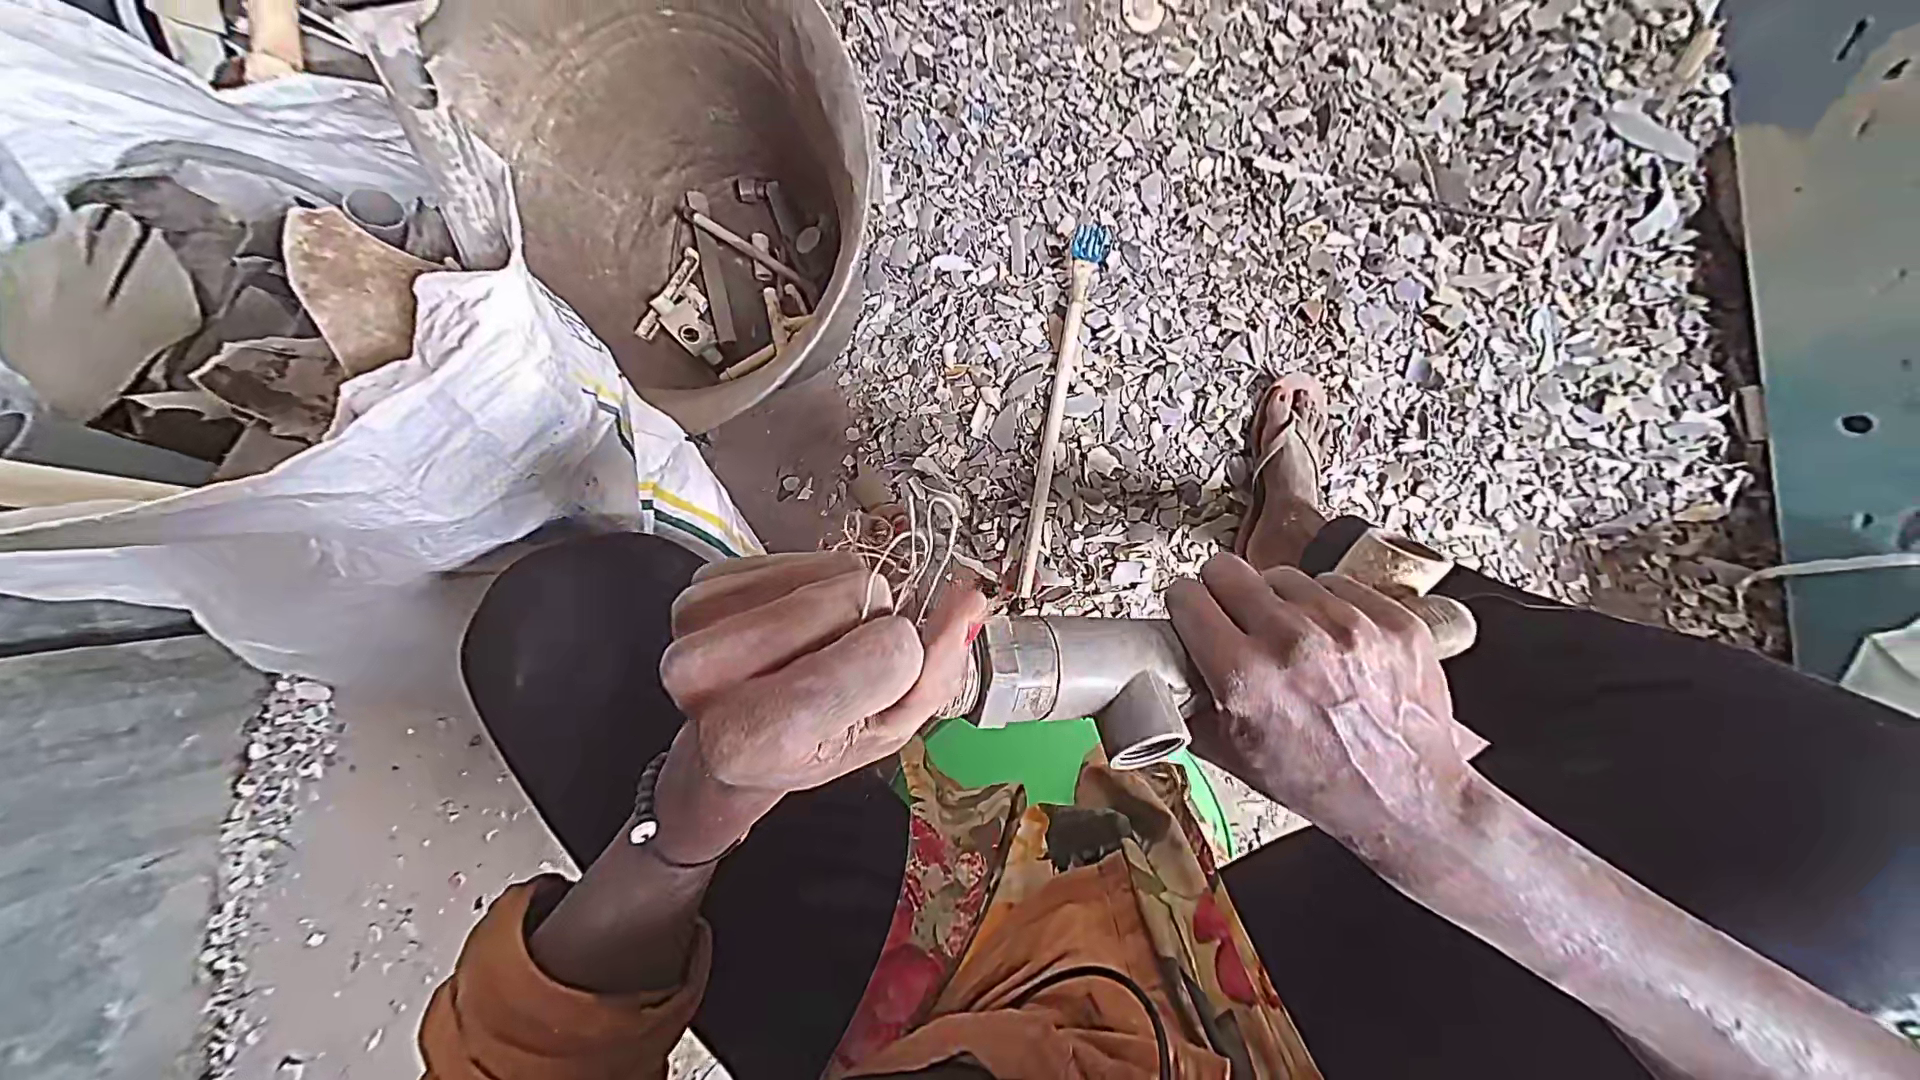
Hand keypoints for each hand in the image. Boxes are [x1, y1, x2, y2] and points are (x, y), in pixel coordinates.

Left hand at [660, 550, 986, 802]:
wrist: (732, 737)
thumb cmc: (809, 743)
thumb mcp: (886, 731)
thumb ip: (937, 668)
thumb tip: (969, 597)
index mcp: (755, 736)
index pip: (881, 652)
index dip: (901, 657)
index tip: (882, 676)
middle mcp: (708, 674)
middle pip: (855, 594)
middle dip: (871, 621)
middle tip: (845, 659)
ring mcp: (698, 622)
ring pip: (835, 570)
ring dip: (846, 601)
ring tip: (820, 643)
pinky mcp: (703, 583)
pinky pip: (805, 556)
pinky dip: (819, 583)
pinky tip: (798, 622)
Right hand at [1167, 553, 1480, 860]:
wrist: (1410, 798)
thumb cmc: (1319, 780)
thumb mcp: (1230, 753)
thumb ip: (1184, 703)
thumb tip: (1154, 670)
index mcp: (1244, 677)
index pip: (1188, 596)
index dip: (1183, 604)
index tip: (1189, 610)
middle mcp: (1293, 643)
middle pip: (1226, 568)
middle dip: (1219, 589)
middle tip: (1230, 614)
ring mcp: (1347, 627)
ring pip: (1280, 574)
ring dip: (1274, 599)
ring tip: (1287, 634)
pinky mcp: (1391, 621)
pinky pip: (1334, 583)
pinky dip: (1324, 603)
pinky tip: (1327, 636)